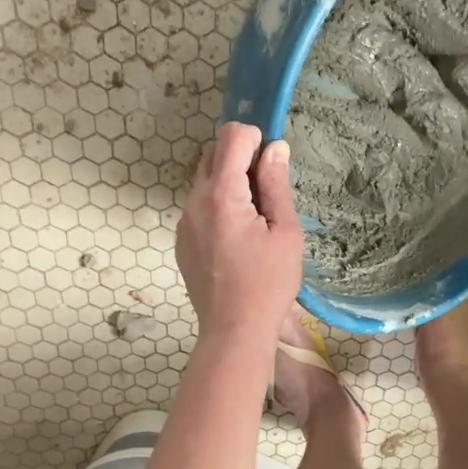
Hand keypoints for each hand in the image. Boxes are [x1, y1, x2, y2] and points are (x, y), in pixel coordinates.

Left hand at [176, 122, 303, 346]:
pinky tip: (237, 238)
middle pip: (212, 153)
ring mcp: (184, 222)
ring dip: (229, 182)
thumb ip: (276, 186)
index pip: (231, 137)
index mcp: (222, 195)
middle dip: (240, 157)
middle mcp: (195, 201)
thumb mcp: (286, 233)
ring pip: (204, 181)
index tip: (272, 163)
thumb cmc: (268, 284)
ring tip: (254, 217)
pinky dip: (218, 205)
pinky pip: (199, 207)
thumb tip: (275, 149)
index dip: (255, 138)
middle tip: (267, 190)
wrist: (233, 331)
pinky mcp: (182, 240)